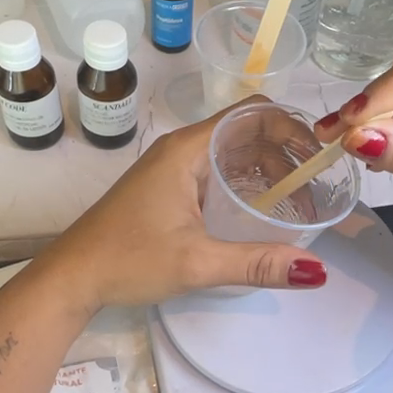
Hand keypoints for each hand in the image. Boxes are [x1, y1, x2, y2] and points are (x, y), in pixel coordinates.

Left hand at [40, 99, 328, 308]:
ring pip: (231, 155)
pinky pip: (216, 174)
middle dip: (287, 156)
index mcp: (188, 150)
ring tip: (297, 204)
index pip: (254, 115)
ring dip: (267, 172)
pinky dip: (245, 185)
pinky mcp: (167, 190)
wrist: (70, 277)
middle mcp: (181, 150)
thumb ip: (257, 263)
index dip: (293, 129)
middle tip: (317, 190)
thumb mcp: (197, 263)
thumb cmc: (127, 260)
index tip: (322, 159)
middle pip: (247, 133)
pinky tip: (260, 213)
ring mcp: (172, 170)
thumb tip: (314, 270)